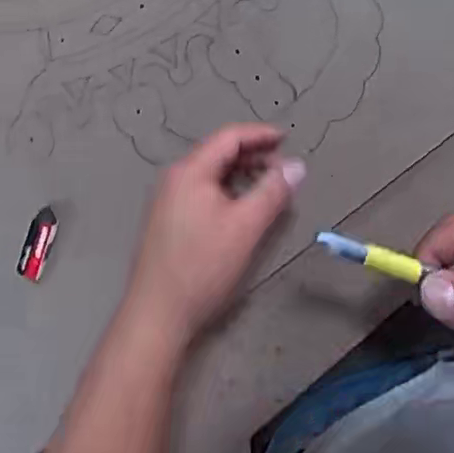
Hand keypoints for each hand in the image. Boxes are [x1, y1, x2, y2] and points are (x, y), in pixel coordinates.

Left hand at [124, 123, 304, 342]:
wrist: (156, 317)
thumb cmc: (202, 267)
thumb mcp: (246, 226)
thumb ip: (273, 191)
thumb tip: (297, 165)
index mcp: (190, 172)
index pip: (229, 137)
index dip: (260, 134)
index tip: (287, 138)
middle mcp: (175, 180)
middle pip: (219, 153)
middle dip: (254, 154)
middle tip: (283, 167)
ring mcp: (168, 201)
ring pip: (212, 174)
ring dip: (242, 173)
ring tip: (269, 186)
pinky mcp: (168, 222)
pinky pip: (203, 191)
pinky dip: (228, 189)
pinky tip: (243, 208)